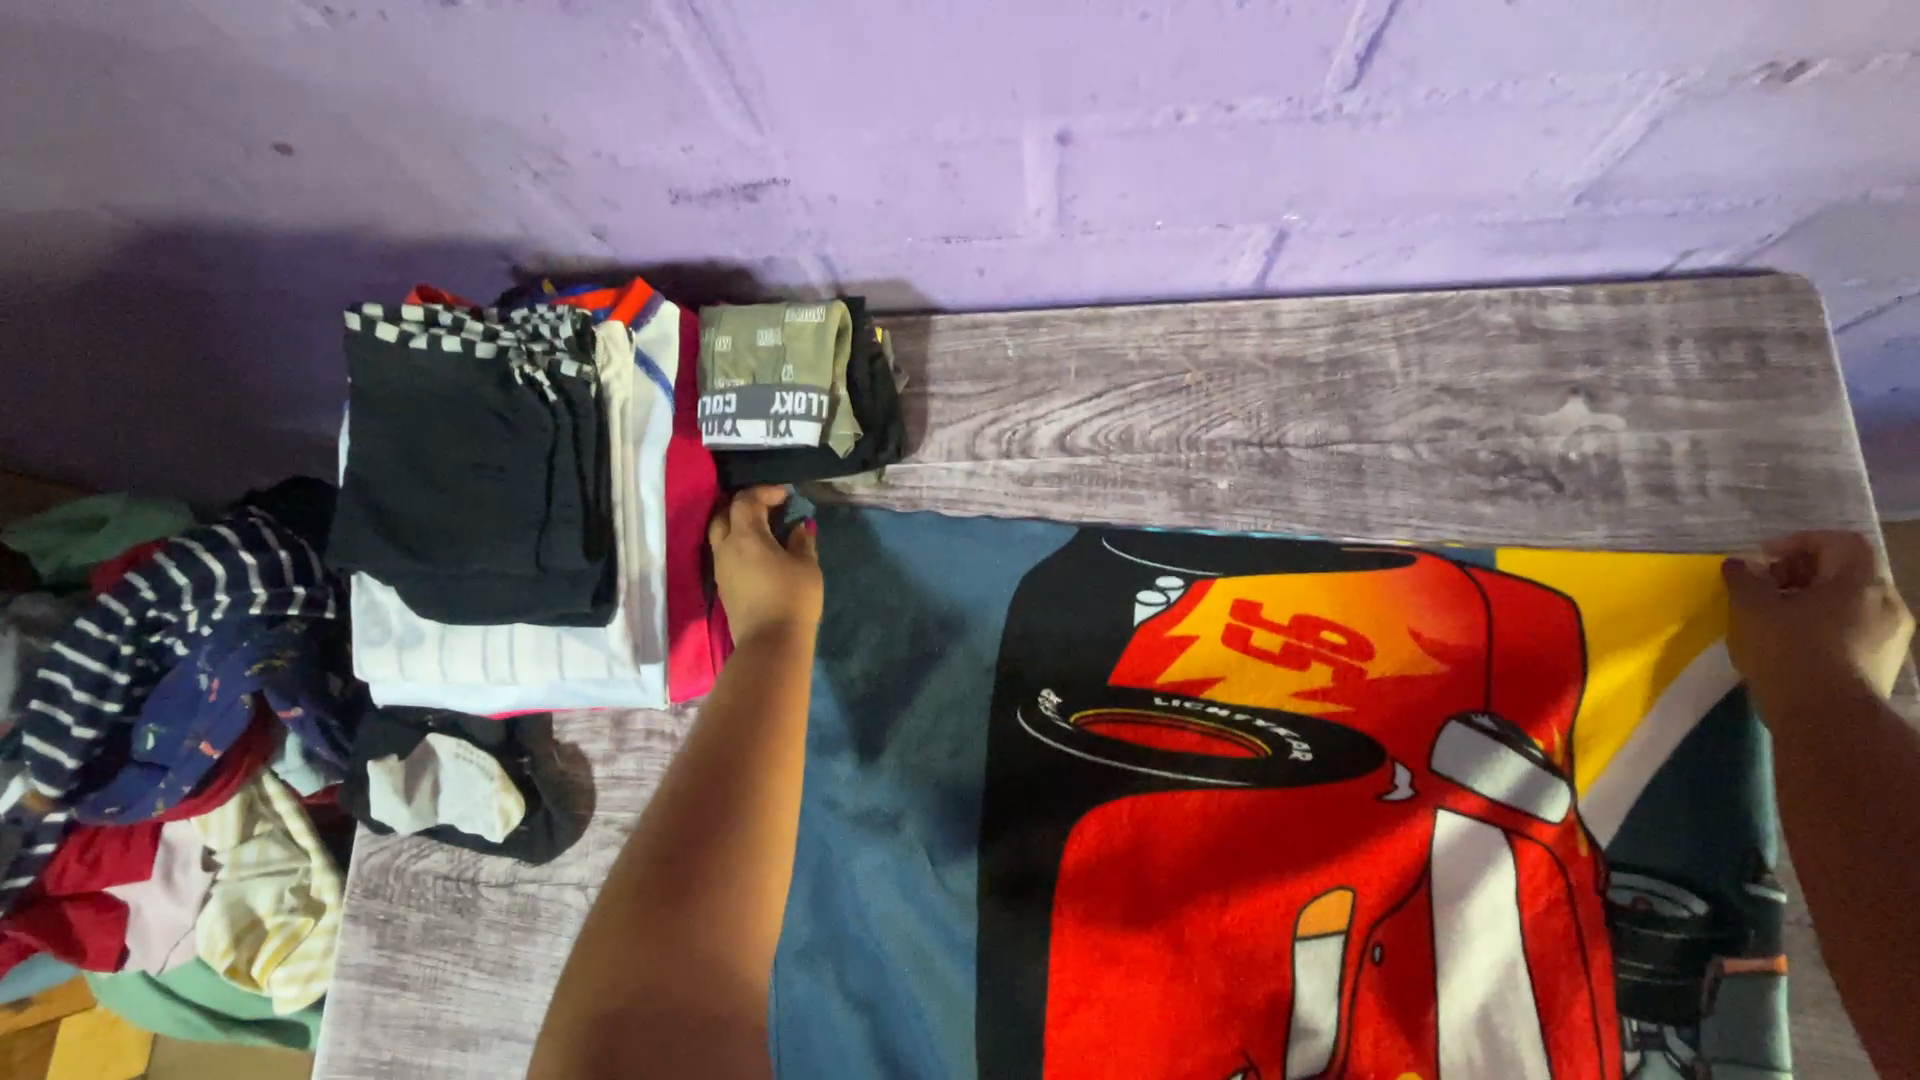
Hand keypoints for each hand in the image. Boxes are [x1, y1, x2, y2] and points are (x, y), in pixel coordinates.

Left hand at [708, 487, 822, 643]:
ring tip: (762, 529)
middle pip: (724, 514)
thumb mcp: (806, 566)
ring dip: (737, 525)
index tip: (786, 496)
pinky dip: (737, 544)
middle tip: (768, 507)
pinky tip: (757, 552)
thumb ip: (802, 541)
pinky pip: (724, 553)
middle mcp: (726, 548)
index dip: (764, 492)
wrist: (770, 642)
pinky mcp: (722, 586)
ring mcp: (720, 568)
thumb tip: (800, 526)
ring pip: (720, 535)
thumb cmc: (792, 597)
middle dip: (744, 505)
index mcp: (745, 536)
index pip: (746, 501)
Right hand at [1724, 531, 1913, 704]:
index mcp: (1861, 583)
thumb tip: (1741, 564)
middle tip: (1763, 587)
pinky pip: (1855, 627)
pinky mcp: (1884, 660)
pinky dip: (1824, 623)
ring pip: (1850, 601)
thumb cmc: (1788, 651)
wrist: (1827, 716)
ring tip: (1774, 617)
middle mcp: (1887, 603)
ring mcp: (1892, 634)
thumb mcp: (1752, 608)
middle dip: (1802, 572)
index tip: (1764, 556)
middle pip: (1847, 571)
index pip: (1842, 542)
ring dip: (1811, 599)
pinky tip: (1794, 643)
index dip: (1801, 541)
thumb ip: (1745, 579)